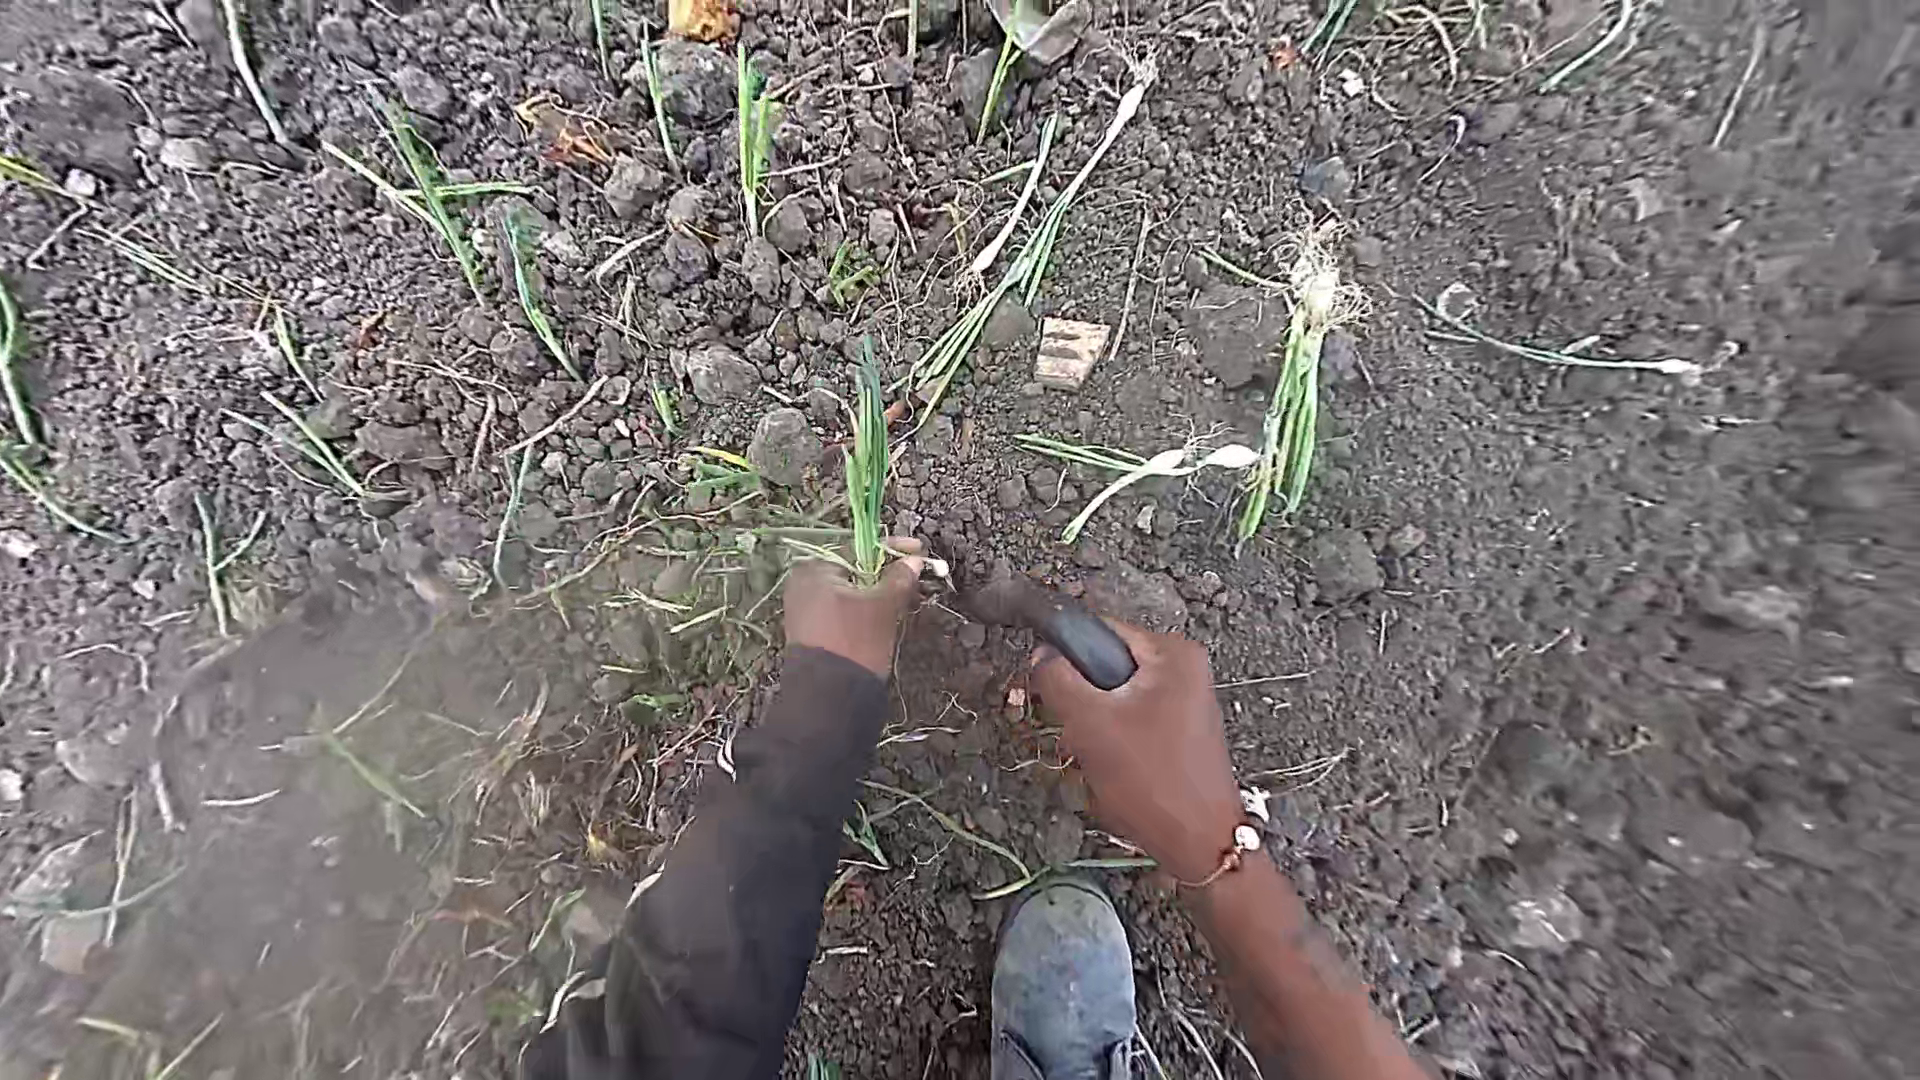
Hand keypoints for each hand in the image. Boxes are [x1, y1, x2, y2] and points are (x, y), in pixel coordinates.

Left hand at [783, 538, 924, 676]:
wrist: (830, 700)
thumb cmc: (854, 642)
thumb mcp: (882, 605)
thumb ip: (898, 578)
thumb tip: (914, 560)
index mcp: (814, 571)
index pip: (858, 548)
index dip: (891, 548)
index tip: (918, 550)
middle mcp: (805, 586)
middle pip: (854, 569)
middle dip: (887, 572)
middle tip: (915, 575)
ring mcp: (807, 610)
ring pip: (852, 591)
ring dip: (880, 591)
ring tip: (907, 595)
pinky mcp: (815, 632)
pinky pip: (845, 609)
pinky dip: (867, 608)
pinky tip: (888, 613)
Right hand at [1029, 621, 1243, 883]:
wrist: (1198, 845)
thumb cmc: (1149, 779)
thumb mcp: (1090, 722)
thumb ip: (1058, 678)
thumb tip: (1041, 654)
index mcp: (1172, 652)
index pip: (1100, 629)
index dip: (1066, 654)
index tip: (1050, 687)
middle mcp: (1184, 666)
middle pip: (1106, 663)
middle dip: (1083, 696)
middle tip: (1078, 729)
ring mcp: (1184, 697)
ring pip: (1114, 693)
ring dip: (1094, 720)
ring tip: (1096, 751)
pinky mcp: (1179, 725)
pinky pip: (1129, 714)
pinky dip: (1112, 734)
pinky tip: (1111, 762)